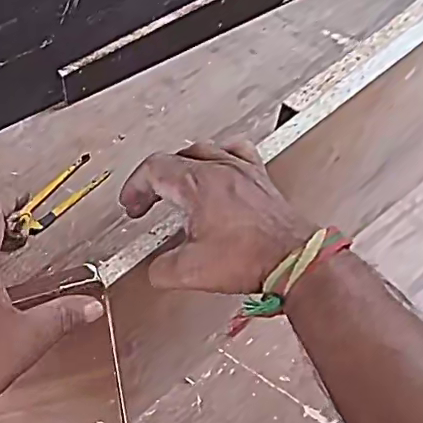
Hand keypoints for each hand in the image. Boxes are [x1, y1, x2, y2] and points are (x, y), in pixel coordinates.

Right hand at [120, 142, 318, 292]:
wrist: (292, 260)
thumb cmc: (250, 258)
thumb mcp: (187, 272)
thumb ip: (160, 268)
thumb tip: (156, 268)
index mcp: (198, 184)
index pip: (154, 169)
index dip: (134, 187)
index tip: (130, 205)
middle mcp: (222, 169)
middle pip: (176, 158)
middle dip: (153, 181)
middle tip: (145, 203)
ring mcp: (244, 171)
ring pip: (204, 151)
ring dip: (181, 168)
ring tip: (173, 187)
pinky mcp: (259, 181)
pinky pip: (235, 154)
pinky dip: (217, 161)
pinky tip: (216, 173)